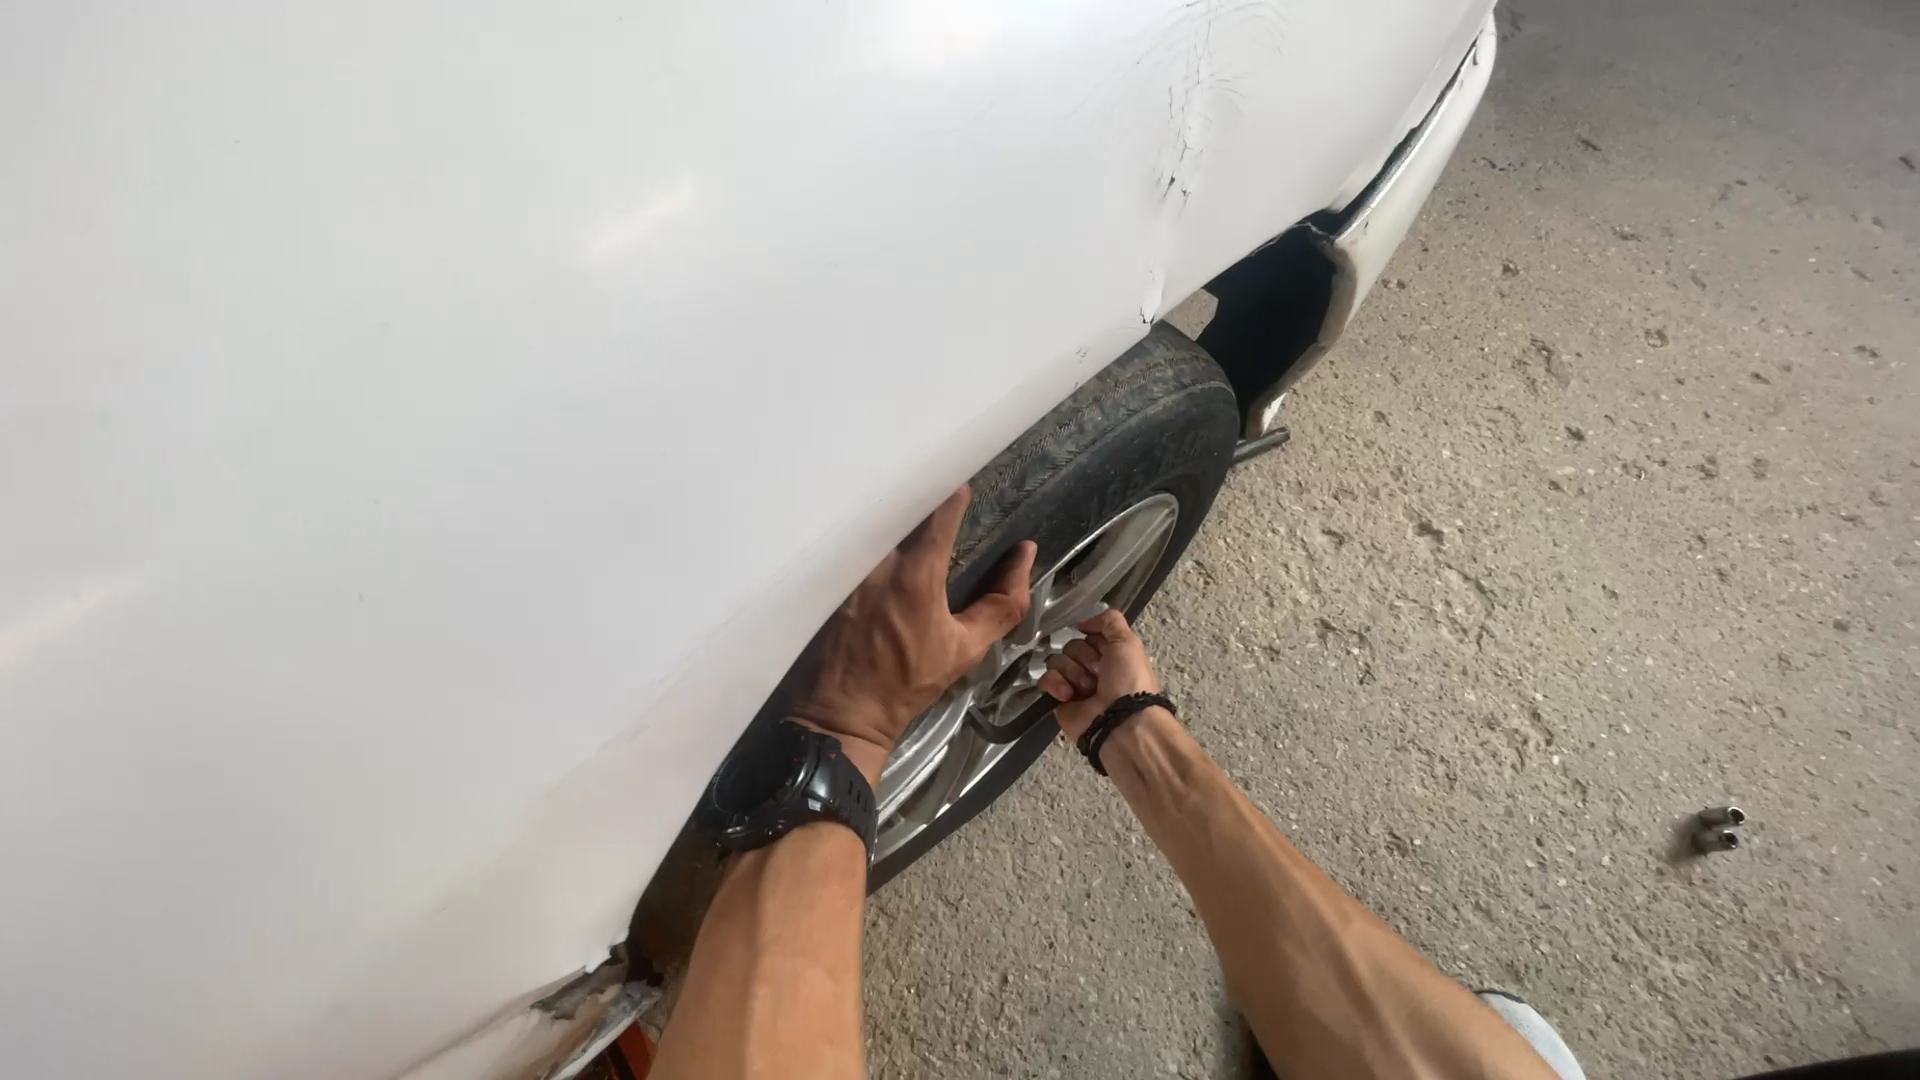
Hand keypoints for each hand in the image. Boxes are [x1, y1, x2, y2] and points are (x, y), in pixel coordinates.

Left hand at [791, 486, 1036, 784]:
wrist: (844, 712)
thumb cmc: (909, 681)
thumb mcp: (967, 648)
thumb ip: (1002, 603)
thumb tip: (1025, 555)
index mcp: (916, 575)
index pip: (938, 517)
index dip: (953, 497)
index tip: (962, 487)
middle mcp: (876, 562)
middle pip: (897, 511)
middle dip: (915, 497)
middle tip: (929, 489)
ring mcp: (845, 569)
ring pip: (869, 524)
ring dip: (887, 514)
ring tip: (901, 506)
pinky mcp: (824, 580)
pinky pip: (847, 543)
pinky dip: (862, 535)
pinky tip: (870, 535)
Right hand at [1036, 609, 1161, 740]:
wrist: (1120, 722)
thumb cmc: (1129, 681)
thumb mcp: (1128, 642)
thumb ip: (1110, 621)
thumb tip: (1082, 623)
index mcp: (1110, 656)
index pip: (1089, 635)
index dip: (1095, 641)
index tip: (1105, 654)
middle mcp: (1092, 669)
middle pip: (1071, 646)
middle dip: (1084, 659)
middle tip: (1098, 675)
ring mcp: (1074, 684)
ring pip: (1057, 661)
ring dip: (1073, 673)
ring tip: (1087, 690)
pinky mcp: (1058, 699)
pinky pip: (1046, 680)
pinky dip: (1056, 685)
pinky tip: (1068, 695)